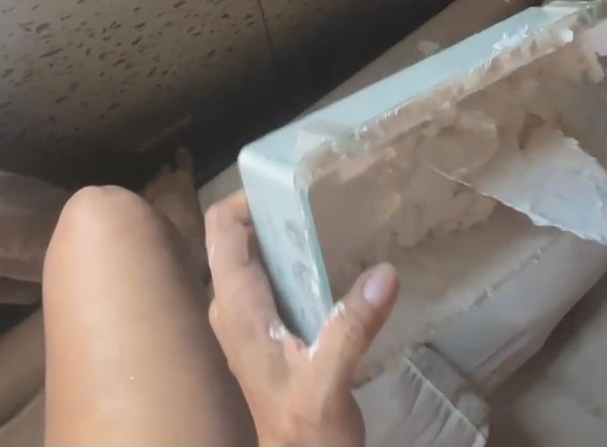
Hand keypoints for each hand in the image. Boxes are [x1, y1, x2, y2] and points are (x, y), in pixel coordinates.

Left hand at [205, 192, 400, 446]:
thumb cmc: (306, 431)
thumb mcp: (330, 381)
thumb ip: (351, 328)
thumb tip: (385, 273)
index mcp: (237, 306)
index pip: (221, 229)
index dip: (247, 198)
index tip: (293, 184)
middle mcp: (232, 305)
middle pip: (236, 234)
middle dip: (271, 208)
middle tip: (318, 193)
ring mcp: (245, 318)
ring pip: (253, 253)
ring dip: (282, 231)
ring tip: (327, 214)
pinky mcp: (264, 329)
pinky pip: (269, 274)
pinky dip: (291, 256)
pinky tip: (329, 255)